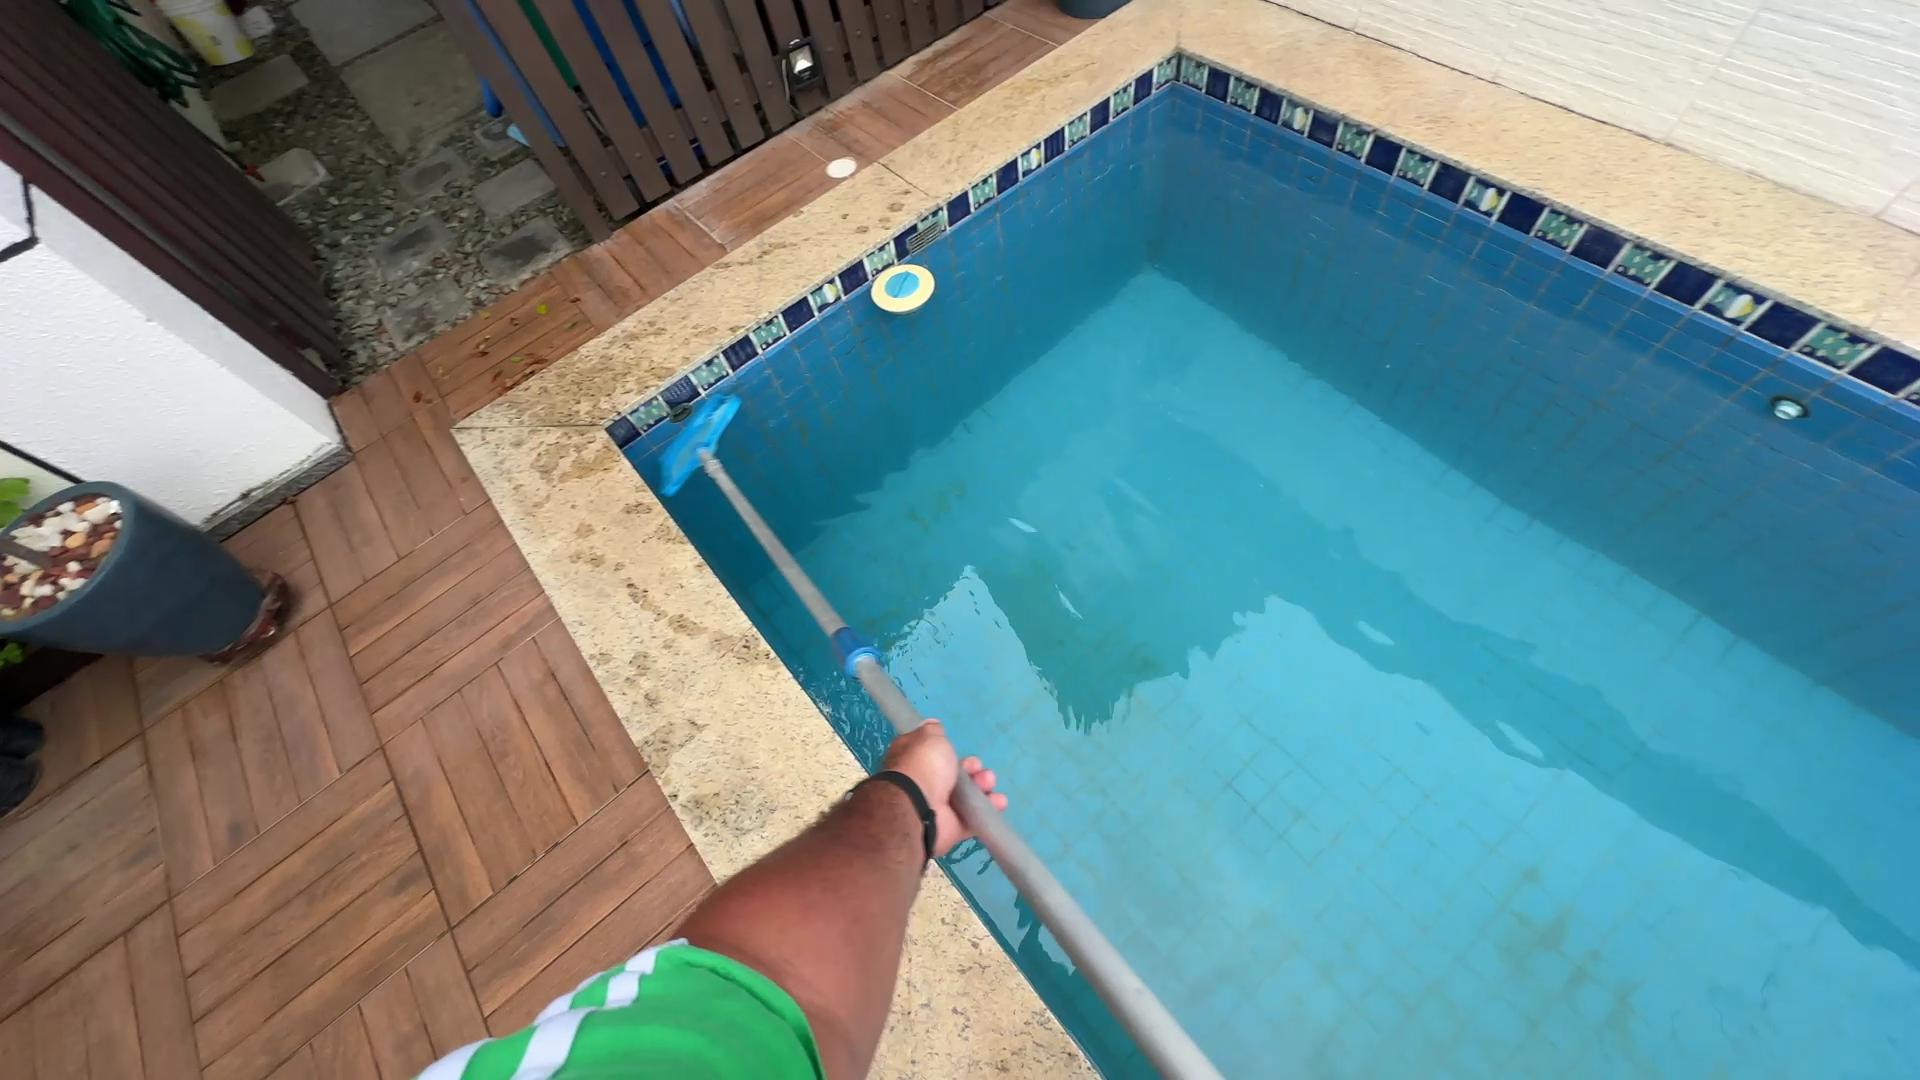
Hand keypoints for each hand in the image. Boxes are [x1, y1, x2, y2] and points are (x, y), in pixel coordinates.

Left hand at [879, 720, 1006, 856]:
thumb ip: (934, 731)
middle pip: (954, 775)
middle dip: (971, 769)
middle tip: (978, 768)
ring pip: (967, 795)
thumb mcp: (929, 737)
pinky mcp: (953, 827)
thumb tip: (933, 725)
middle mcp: (925, 784)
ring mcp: (939, 807)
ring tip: (988, 783)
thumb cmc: (923, 765)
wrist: (919, 807)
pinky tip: (999, 802)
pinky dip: (988, 809)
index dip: (948, 751)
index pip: (933, 755)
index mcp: (914, 761)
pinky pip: (975, 817)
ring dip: (982, 787)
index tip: (958, 748)